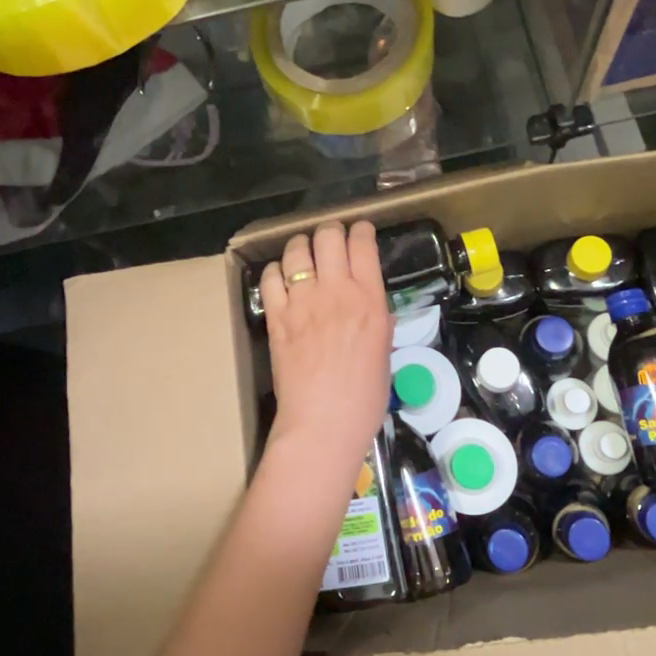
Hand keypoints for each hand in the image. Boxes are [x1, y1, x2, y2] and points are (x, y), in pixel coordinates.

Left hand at [260, 222, 392, 461]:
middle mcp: (336, 292)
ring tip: (304, 251)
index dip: (362, 230)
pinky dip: (276, 271)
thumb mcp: (384, 355)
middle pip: (328, 237)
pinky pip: (271, 278)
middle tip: (331, 238)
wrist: (323, 424)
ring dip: (301, 245)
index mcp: (369, 300)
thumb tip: (376, 308)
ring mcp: (303, 302)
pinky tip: (281, 278)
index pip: (363, 245)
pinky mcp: (277, 317)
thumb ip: (379, 324)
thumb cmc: (363, 398)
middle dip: (331, 231)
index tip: (361, 231)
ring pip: (297, 251)